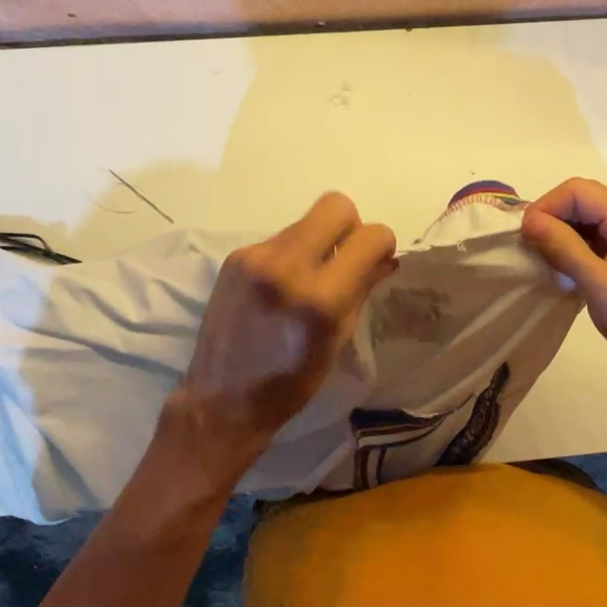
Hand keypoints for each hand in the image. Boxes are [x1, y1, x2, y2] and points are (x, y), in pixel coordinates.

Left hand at [174, 193, 396, 467]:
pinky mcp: (235, 258)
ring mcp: (255, 258)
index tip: (377, 260)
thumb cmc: (290, 384)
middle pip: (335, 206)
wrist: (221, 400)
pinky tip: (281, 288)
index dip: (382, 243)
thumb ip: (362, 291)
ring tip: (310, 280)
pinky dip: (291, 256)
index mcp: (321, 297)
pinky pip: (279, 240)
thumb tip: (385, 259)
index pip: (370, 236)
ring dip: (318, 242)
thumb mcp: (337, 341)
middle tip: (345, 259)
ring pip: (304, 222)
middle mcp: (287, 266)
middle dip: (351, 226)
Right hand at [522, 178, 606, 400]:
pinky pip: (597, 234)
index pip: (578, 191)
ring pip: (588, 216)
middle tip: (530, 251)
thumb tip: (530, 220)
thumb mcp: (601, 287)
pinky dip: (576, 245)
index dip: (546, 207)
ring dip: (562, 233)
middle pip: (583, 199)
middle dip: (552, 219)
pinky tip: (564, 267)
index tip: (524, 238)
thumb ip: (565, 249)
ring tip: (543, 261)